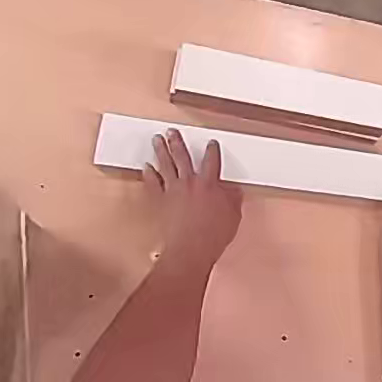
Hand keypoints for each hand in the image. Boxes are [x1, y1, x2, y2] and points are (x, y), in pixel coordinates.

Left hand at [144, 130, 242, 272]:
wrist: (191, 249)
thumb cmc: (213, 235)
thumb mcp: (233, 215)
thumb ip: (233, 199)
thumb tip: (234, 191)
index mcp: (209, 184)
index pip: (212, 161)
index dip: (212, 150)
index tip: (211, 144)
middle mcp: (190, 183)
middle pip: (182, 157)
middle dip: (177, 142)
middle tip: (172, 132)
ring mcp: (172, 191)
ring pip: (165, 165)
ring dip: (161, 151)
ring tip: (157, 140)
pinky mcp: (160, 201)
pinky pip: (152, 183)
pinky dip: (149, 174)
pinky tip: (146, 167)